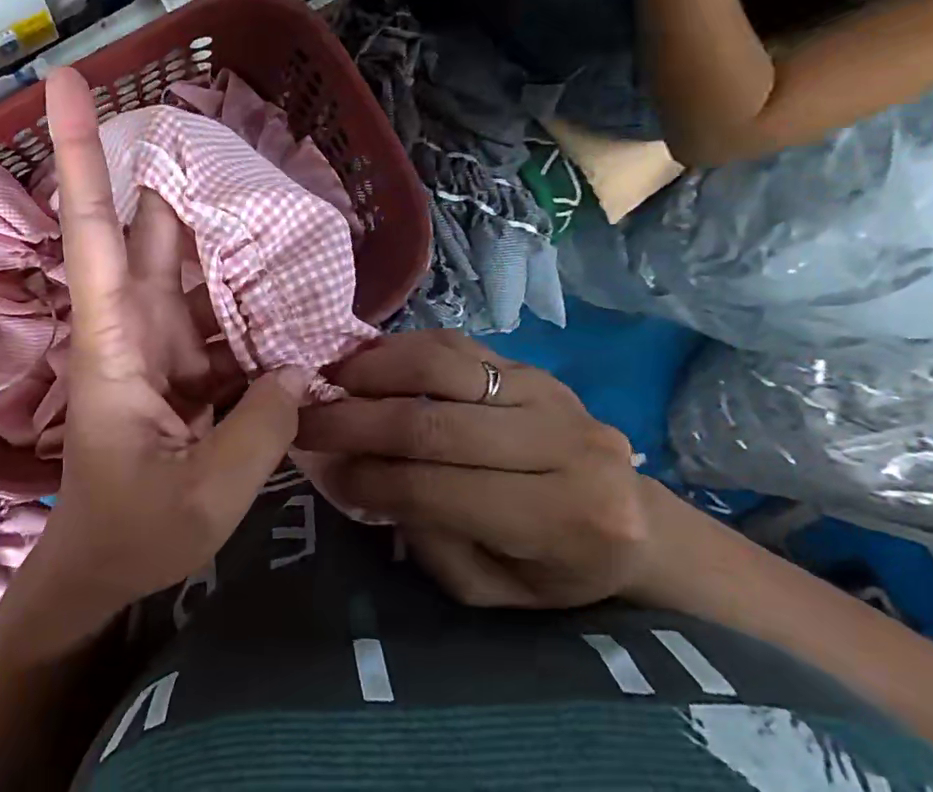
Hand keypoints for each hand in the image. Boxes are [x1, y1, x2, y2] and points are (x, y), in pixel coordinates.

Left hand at [27, 67, 304, 617]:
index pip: (90, 230)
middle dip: (165, 169)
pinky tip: (285, 268)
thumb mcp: (208, 493)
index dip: (76, 154)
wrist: (102, 568)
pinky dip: (244, 287)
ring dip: (215, 222)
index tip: (64, 83)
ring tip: (264, 178)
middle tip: (206, 111)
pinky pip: (213, 308)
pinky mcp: (179, 364)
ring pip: (184, 261)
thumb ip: (263, 427)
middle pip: (142, 228)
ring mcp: (156, 341)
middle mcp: (128, 325)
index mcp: (113, 342)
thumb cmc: (134, 533)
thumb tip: (300, 371)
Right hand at [297, 331, 652, 608]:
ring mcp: (547, 393)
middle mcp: (563, 446)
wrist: (630, 519)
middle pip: (429, 422)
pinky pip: (450, 343)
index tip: (325, 476)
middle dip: (350, 422)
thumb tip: (365, 476)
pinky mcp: (529, 363)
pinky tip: (364, 365)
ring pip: (437, 366)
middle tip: (302, 423)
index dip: (365, 480)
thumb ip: (430, 540)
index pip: (435, 489)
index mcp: (562, 519)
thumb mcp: (492, 589)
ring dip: (368, 372)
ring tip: (329, 384)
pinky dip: (396, 349)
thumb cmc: (555, 569)